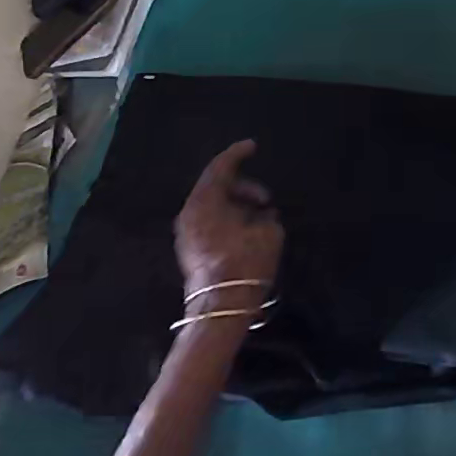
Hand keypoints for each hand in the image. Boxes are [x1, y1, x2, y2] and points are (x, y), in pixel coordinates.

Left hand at [174, 140, 283, 297]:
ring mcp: (186, 234)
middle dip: (245, 188)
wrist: (220, 309)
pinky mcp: (190, 252)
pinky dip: (229, 220)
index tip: (252, 146)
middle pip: (217, 187)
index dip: (237, 154)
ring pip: (214, 206)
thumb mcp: (268, 233)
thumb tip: (262, 216)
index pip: (220, 167)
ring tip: (262, 220)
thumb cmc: (244, 265)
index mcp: (204, 202)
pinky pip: (211, 223)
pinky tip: (249, 233)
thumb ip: (265, 216)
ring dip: (238, 206)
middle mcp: (189, 213)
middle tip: (267, 201)